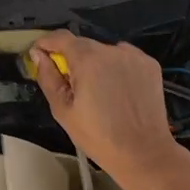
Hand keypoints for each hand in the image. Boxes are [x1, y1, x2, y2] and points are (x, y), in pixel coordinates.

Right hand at [28, 31, 183, 181]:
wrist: (143, 152)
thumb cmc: (98, 136)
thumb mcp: (63, 111)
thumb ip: (48, 78)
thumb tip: (39, 55)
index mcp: (88, 60)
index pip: (61, 37)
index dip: (46, 43)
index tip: (39, 54)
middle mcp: (112, 50)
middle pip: (84, 45)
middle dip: (73, 59)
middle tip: (71, 85)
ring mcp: (134, 56)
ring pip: (105, 52)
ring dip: (96, 64)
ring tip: (98, 91)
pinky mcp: (150, 65)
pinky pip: (125, 59)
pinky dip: (117, 68)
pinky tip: (118, 90)